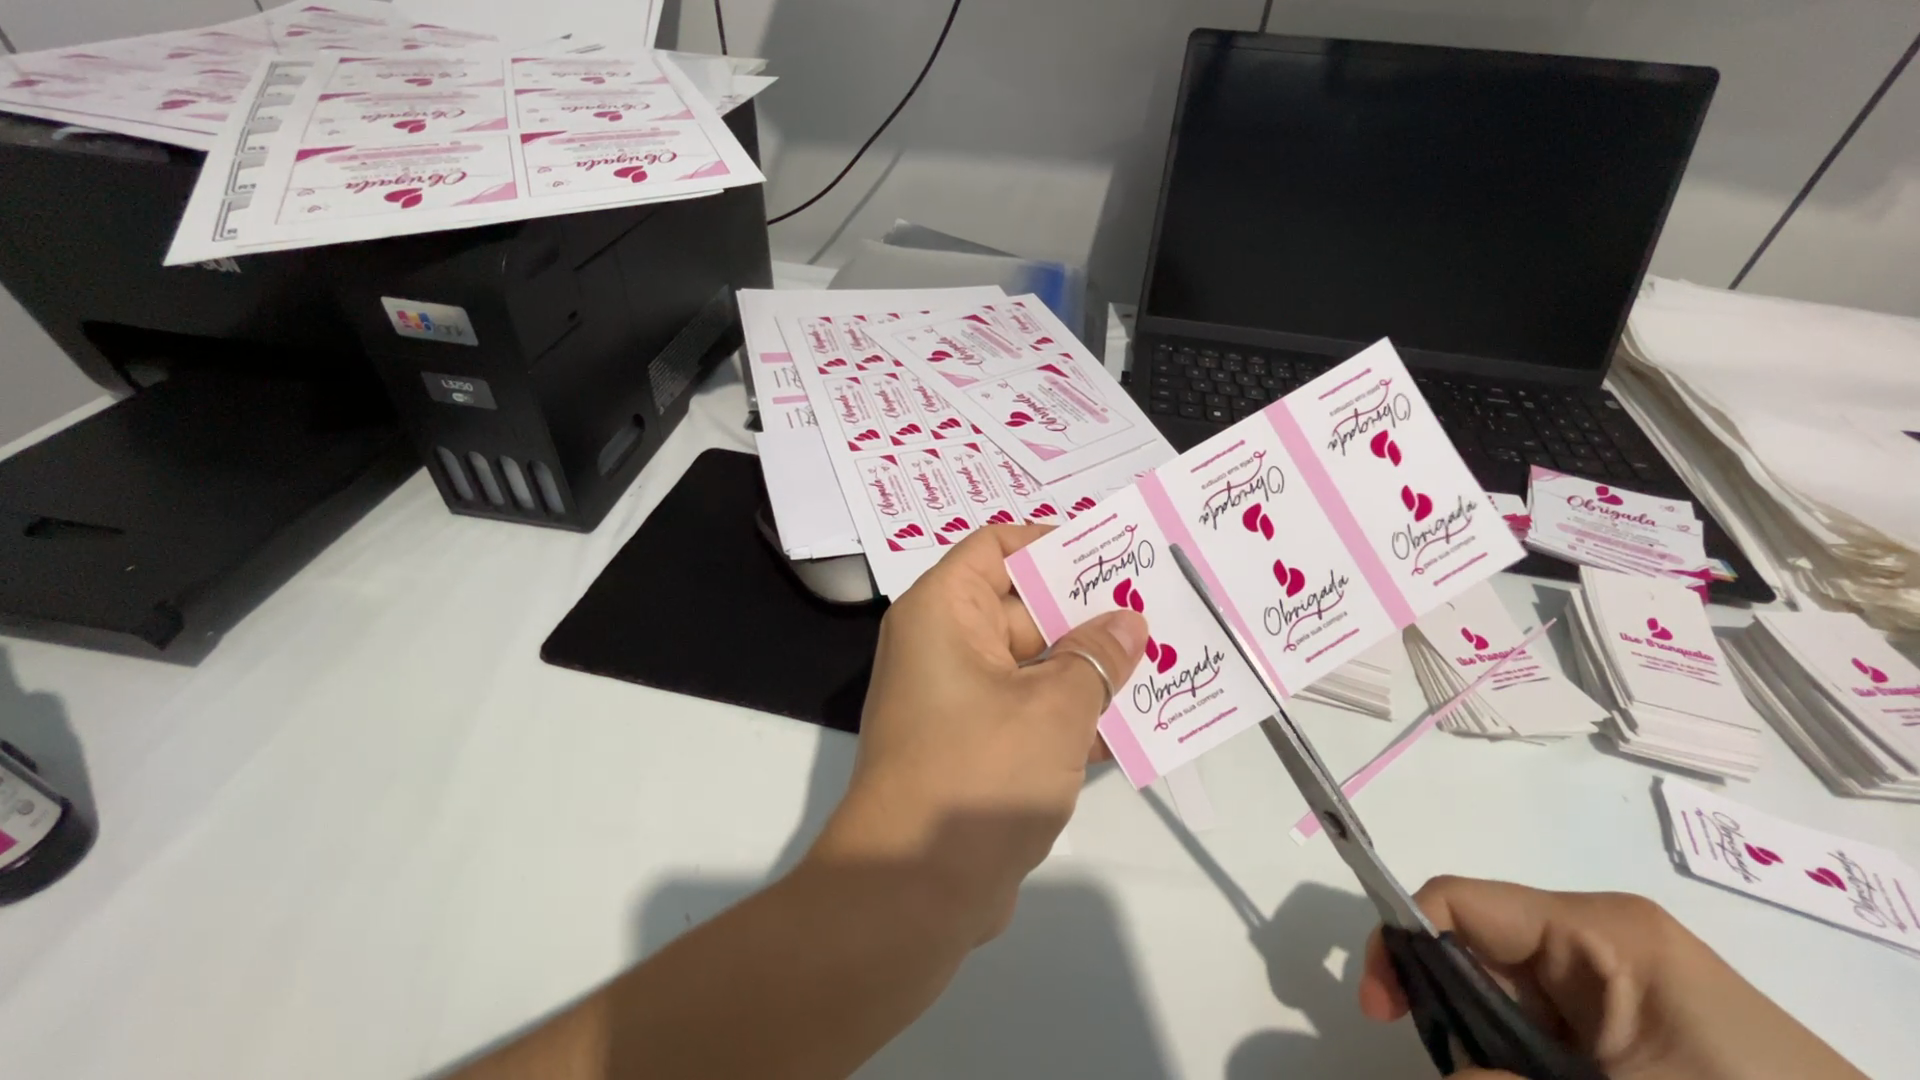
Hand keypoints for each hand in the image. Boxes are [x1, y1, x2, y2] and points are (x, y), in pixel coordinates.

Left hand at [808, 525, 1147, 943]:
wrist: (913, 891)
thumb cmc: (979, 773)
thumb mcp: (1053, 707)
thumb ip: (1096, 658)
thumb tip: (1127, 622)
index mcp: (944, 613)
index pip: (996, 547)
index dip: (1052, 544)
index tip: (1112, 553)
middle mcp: (945, 647)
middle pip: (1021, 606)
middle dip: (1088, 610)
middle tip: (1158, 607)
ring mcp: (960, 701)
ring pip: (1034, 665)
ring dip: (1090, 668)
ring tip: (1164, 660)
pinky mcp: (976, 749)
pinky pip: (1030, 713)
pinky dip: (1074, 716)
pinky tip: (1137, 726)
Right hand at [1357, 876, 1869, 1079]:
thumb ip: (1504, 1076)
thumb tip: (1447, 1072)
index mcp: (1596, 928)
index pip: (1458, 902)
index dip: (1402, 942)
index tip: (1380, 1014)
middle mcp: (1597, 936)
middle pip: (1475, 950)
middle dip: (1449, 1008)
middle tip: (1462, 1071)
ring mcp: (1616, 978)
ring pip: (1504, 993)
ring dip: (1489, 1043)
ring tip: (1504, 1078)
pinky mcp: (1630, 1018)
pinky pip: (1543, 1022)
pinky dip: (1522, 1054)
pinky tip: (1533, 1077)